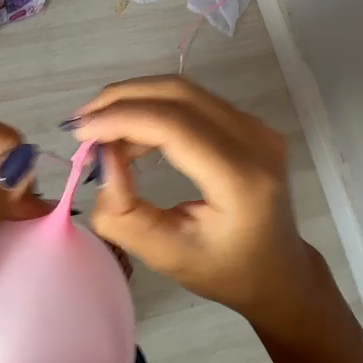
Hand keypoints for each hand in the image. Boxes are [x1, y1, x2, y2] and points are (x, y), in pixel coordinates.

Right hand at [72, 77, 362, 362]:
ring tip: (100, 126)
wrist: (280, 273)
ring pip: (183, 89)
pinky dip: (154, 106)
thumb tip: (103, 159)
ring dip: (135, 99)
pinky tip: (131, 130)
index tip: (81, 133)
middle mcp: (255, 141)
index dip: (123, 119)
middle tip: (83, 121)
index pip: (175, 126)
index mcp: (241, 180)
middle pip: (178, 94)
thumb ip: (125, 213)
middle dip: (123, 99)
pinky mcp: (248, 122)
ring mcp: (256, 126)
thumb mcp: (167, 256)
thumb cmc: (225, 272)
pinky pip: (192, 99)